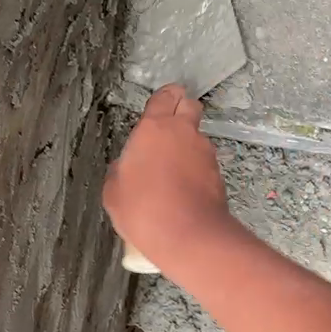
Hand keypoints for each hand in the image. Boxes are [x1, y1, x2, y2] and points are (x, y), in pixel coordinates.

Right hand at [104, 85, 239, 269]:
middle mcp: (183, 132)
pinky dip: (196, 166)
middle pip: (189, 105)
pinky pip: (204, 160)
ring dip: (187, 143)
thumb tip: (124, 168)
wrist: (188, 235)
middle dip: (181, 109)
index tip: (158, 106)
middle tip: (167, 129)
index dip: (163, 98)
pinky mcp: (217, 171)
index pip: (164, 96)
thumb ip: (119, 171)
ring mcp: (204, 150)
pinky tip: (184, 188)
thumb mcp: (113, 192)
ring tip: (173, 169)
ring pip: (197, 135)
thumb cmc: (144, 209)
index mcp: (154, 128)